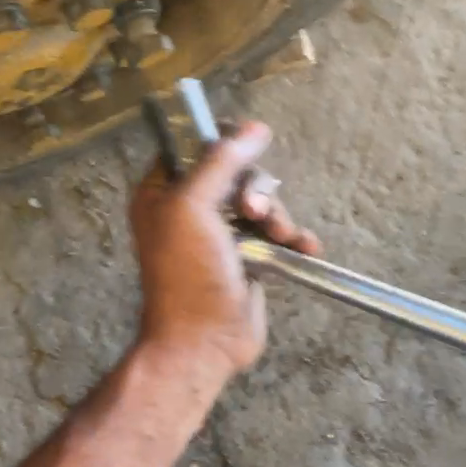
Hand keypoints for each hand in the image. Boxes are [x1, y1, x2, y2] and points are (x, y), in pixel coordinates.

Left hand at [129, 121, 322, 379]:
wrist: (203, 339)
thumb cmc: (186, 272)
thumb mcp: (192, 206)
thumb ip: (220, 162)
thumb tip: (254, 128)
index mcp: (162, 193)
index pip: (192, 148)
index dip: (221, 144)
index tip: (245, 149)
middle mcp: (189, 210)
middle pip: (235, 172)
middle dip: (255, 188)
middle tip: (254, 211)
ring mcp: (221, 235)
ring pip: (261, 202)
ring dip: (277, 215)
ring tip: (280, 236)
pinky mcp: (249, 258)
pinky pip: (277, 233)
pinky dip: (292, 238)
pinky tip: (303, 248)